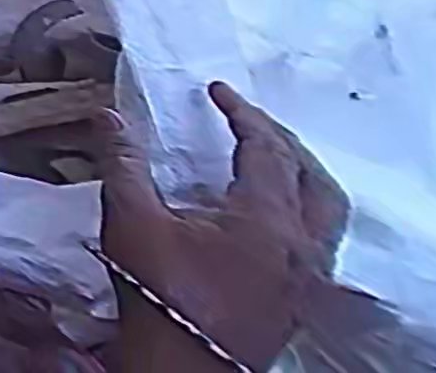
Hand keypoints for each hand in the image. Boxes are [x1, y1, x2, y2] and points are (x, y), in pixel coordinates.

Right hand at [101, 83, 348, 370]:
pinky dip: (298, 201)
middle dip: (282, 138)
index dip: (243, 115)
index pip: (267, 153)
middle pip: (315, 180)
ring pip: (327, 210)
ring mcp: (309, 275)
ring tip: (263, 150)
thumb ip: (123, 160)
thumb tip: (108, 113)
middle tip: (244, 114)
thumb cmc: (161, 284)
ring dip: (298, 171)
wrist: (185, 362)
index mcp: (266, 222)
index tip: (216, 89)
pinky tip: (266, 203)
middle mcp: (302, 247)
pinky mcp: (301, 294)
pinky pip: (318, 233)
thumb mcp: (131, 214)